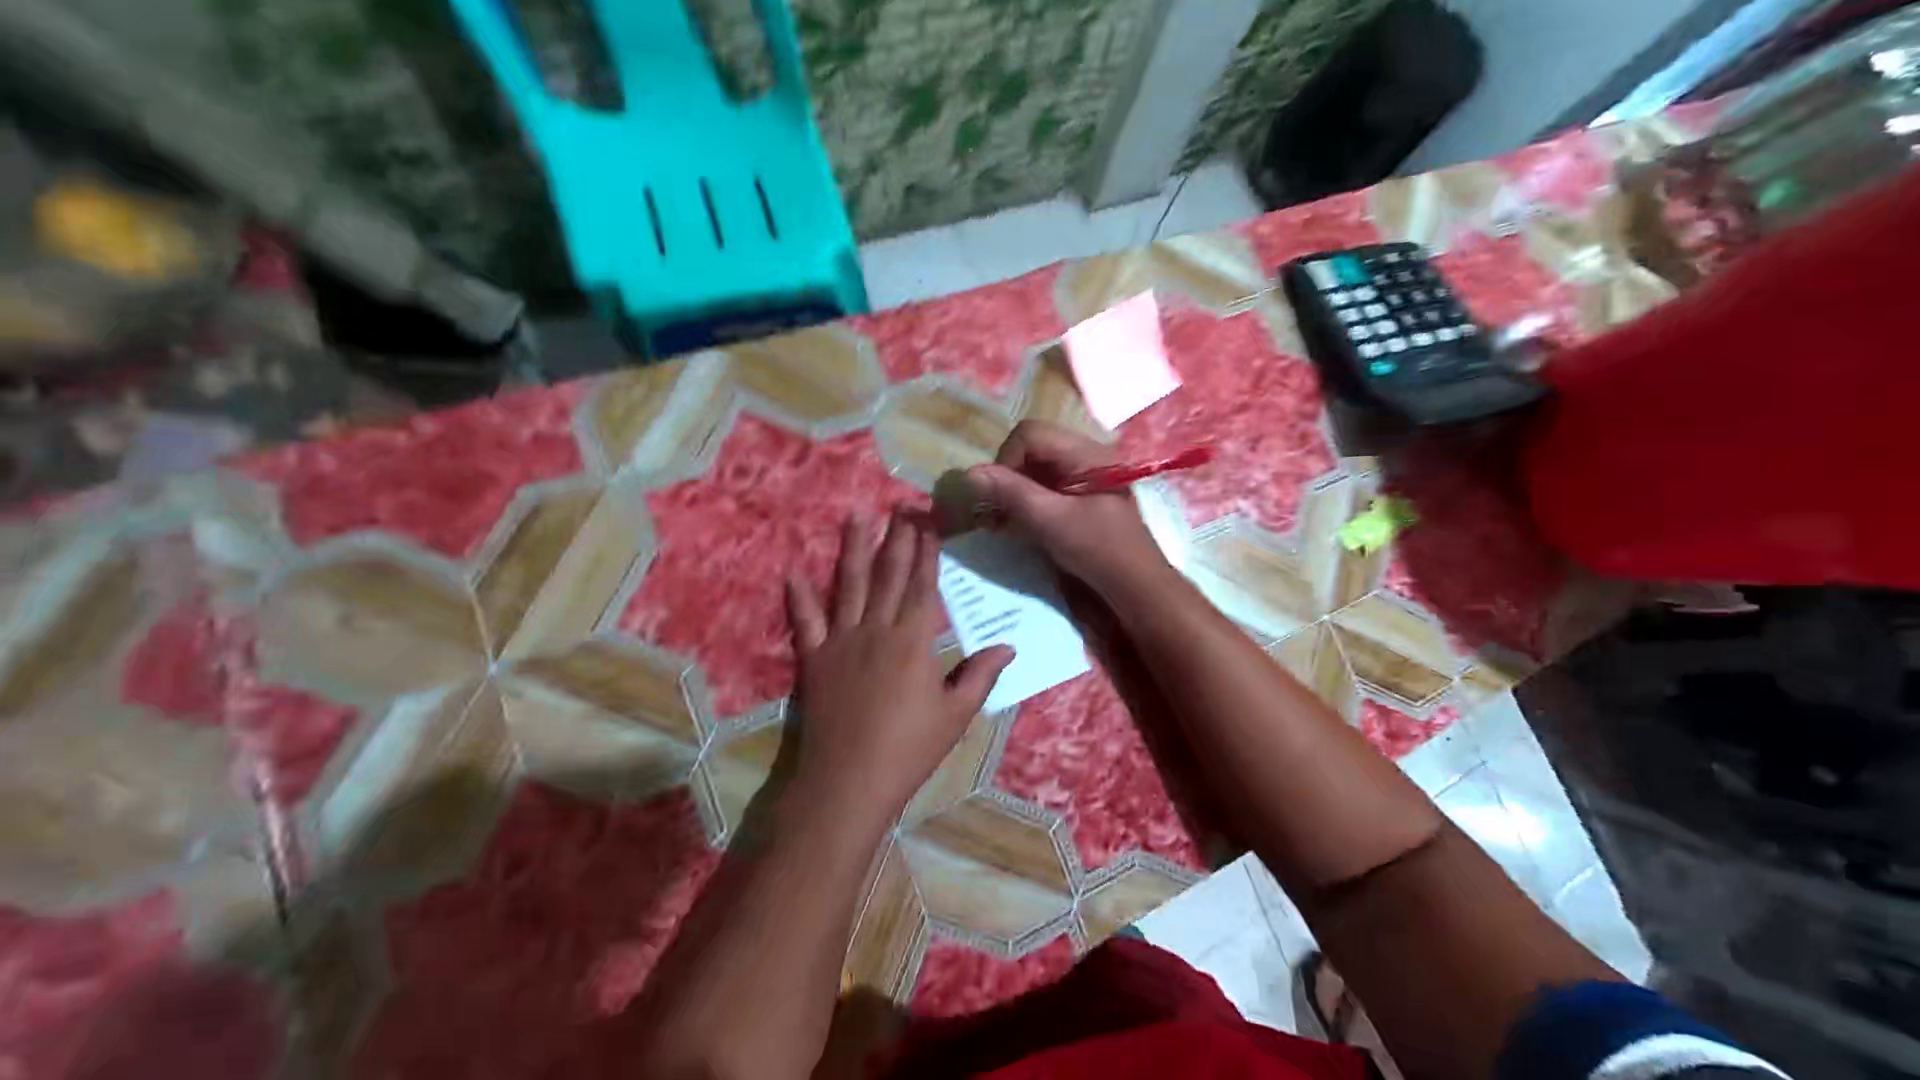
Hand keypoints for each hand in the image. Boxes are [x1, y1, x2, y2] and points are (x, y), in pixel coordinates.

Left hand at [785, 512, 1013, 824]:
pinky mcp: (814, 659)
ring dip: (853, 550)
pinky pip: (804, 621)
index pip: (922, 586)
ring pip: (848, 586)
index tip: (928, 524)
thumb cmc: (909, 749)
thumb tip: (1008, 646)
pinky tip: (793, 573)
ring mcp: (841, 641)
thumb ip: (980, 675)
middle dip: (896, 539)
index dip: (926, 553)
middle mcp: (876, 630)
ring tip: (856, 517)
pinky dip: (799, 597)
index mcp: (913, 641)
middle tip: (899, 507)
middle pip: (887, 576)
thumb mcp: (956, 715)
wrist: (850, 780)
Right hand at [965, 421, 1173, 596]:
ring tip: (1001, 522)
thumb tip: (969, 473)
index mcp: (1085, 453)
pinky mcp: (1078, 497)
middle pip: (1030, 449)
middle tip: (995, 512)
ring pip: (1033, 469)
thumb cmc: (1099, 550)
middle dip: (1007, 477)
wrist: (1135, 585)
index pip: (1030, 434)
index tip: (998, 496)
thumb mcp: (1051, 522)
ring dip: (1013, 492)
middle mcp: (1083, 456)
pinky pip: (1043, 488)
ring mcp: (1081, 476)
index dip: (1006, 460)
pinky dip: (1024, 503)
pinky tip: (1014, 527)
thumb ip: (1011, 494)